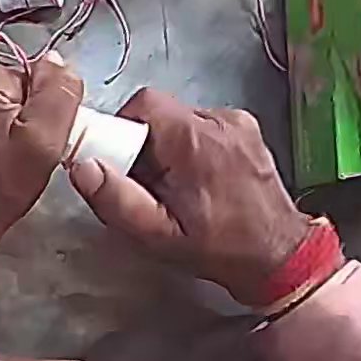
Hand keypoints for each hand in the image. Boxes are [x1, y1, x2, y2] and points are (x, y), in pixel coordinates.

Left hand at [0, 58, 82, 258]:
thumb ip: (59, 91)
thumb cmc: (3, 185)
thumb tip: (58, 59)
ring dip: (11, 124)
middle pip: (15, 87)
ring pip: (0, 102)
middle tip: (25, 151)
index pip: (34, 76)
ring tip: (8, 155)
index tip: (39, 139)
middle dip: (27, 115)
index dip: (45, 108)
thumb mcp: (44, 138)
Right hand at [67, 89, 309, 304]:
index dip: (119, 131)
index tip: (118, 165)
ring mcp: (237, 123)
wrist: (277, 256)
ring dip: (164, 149)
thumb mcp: (156, 233)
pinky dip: (186, 149)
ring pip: (178, 120)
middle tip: (144, 186)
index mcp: (194, 140)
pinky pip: (200, 127)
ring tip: (172, 189)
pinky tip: (195, 182)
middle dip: (140, 146)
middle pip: (158, 113)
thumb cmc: (216, 248)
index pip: (141, 104)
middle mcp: (219, 121)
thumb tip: (82, 167)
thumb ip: (116, 199)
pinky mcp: (246, 130)